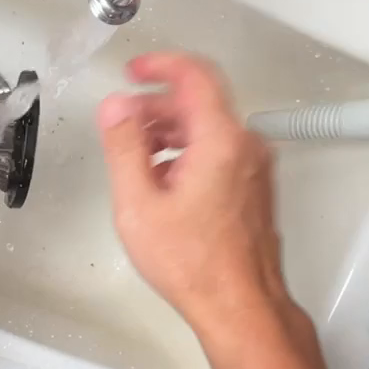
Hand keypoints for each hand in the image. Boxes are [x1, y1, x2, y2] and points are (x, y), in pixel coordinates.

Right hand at [97, 53, 288, 341]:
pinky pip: (219, 154)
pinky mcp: (253, 190)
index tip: (133, 69)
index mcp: (219, 140)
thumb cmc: (191, 262)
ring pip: (209, 130)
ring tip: (136, 160)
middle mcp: (245, 146)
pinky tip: (163, 184)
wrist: (238, 303)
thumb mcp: (138, 204)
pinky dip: (187, 153)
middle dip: (156, 107)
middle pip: (200, 104)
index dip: (160, 65)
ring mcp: (254, 169)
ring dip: (169, 133)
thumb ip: (124, 147)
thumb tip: (115, 106)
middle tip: (122, 125)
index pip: (194, 76)